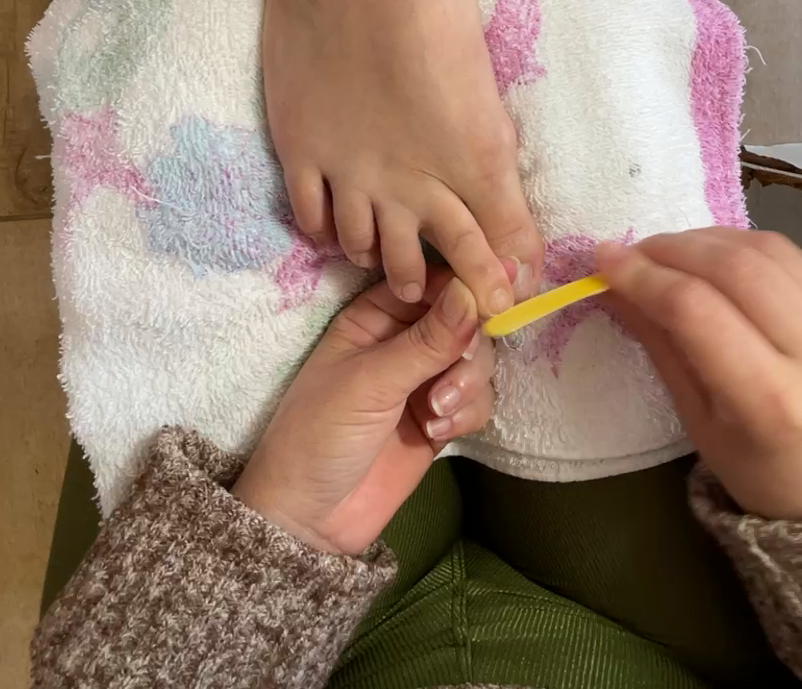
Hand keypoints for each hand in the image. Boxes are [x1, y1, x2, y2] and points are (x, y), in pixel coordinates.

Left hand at [233, 270, 496, 554]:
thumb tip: (473, 290)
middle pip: (466, 322)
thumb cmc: (321, 433)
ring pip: (477, 361)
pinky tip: (438, 431)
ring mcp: (425, 380)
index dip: (466, 288)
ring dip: (467, 384)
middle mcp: (405, 340)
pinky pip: (477, 400)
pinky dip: (467, 412)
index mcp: (377, 315)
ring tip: (436, 413)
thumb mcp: (371, 381)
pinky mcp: (441, 417)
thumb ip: (428, 340)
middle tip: (450, 379)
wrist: (309, 519)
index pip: (434, 283)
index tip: (491, 301)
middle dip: (468, 349)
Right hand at [264, 0, 543, 316]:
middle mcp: (415, 177)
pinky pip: (313, 219)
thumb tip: (487, 169)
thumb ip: (480, 134)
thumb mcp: (477, 67)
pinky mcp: (301, 147)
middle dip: (457, 287)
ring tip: (400, 274)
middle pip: (441, 259)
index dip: (508, 271)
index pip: (500, 237)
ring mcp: (351, 168)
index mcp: (474, 154)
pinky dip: (328, 234)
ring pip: (370, 249)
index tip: (512, 291)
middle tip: (461, 302)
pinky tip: (337, 231)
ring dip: (390, 265)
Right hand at [596, 229, 801, 519]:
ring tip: (673, 251)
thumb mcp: (695, 419)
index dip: (644, 276)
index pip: (696, 310)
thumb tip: (611, 281)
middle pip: (737, 268)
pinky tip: (720, 262)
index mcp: (774, 403)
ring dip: (708, 239)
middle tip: (636, 251)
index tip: (605, 259)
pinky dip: (746, 251)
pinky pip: (798, 262)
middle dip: (674, 248)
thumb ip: (658, 340)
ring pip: (770, 250)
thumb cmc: (759, 470)